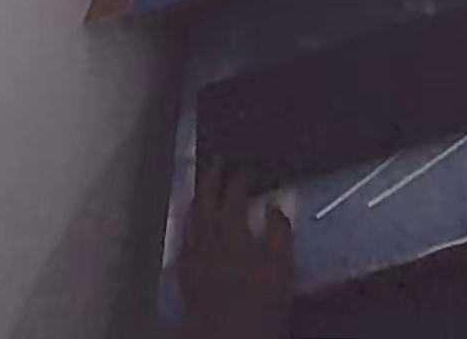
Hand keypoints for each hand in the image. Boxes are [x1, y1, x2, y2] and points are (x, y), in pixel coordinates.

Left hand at [179, 163, 293, 338]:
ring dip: (198, 196)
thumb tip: (272, 204)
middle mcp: (207, 237)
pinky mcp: (185, 276)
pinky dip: (189, 223)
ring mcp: (192, 256)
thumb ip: (279, 231)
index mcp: (232, 231)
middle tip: (218, 160)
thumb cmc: (262, 306)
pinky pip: (183, 239)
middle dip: (211, 175)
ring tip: (204, 185)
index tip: (248, 166)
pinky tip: (193, 224)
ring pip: (190, 216)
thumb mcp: (282, 268)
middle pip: (205, 198)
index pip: (234, 193)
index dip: (240, 176)